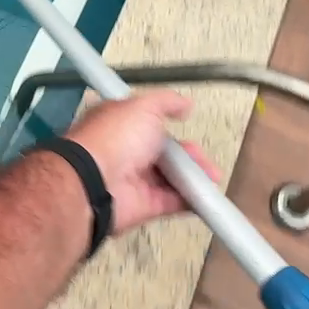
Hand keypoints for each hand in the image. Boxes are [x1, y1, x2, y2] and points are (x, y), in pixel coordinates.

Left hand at [64, 90, 220, 235]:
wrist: (96, 182)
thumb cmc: (116, 136)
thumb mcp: (144, 106)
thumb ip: (166, 102)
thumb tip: (185, 103)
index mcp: (120, 124)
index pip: (149, 123)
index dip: (170, 126)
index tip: (188, 125)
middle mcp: (126, 151)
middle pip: (165, 154)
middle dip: (189, 156)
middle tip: (206, 161)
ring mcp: (134, 180)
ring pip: (171, 178)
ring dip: (194, 178)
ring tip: (212, 177)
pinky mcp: (144, 206)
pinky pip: (173, 202)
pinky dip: (191, 200)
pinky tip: (207, 196)